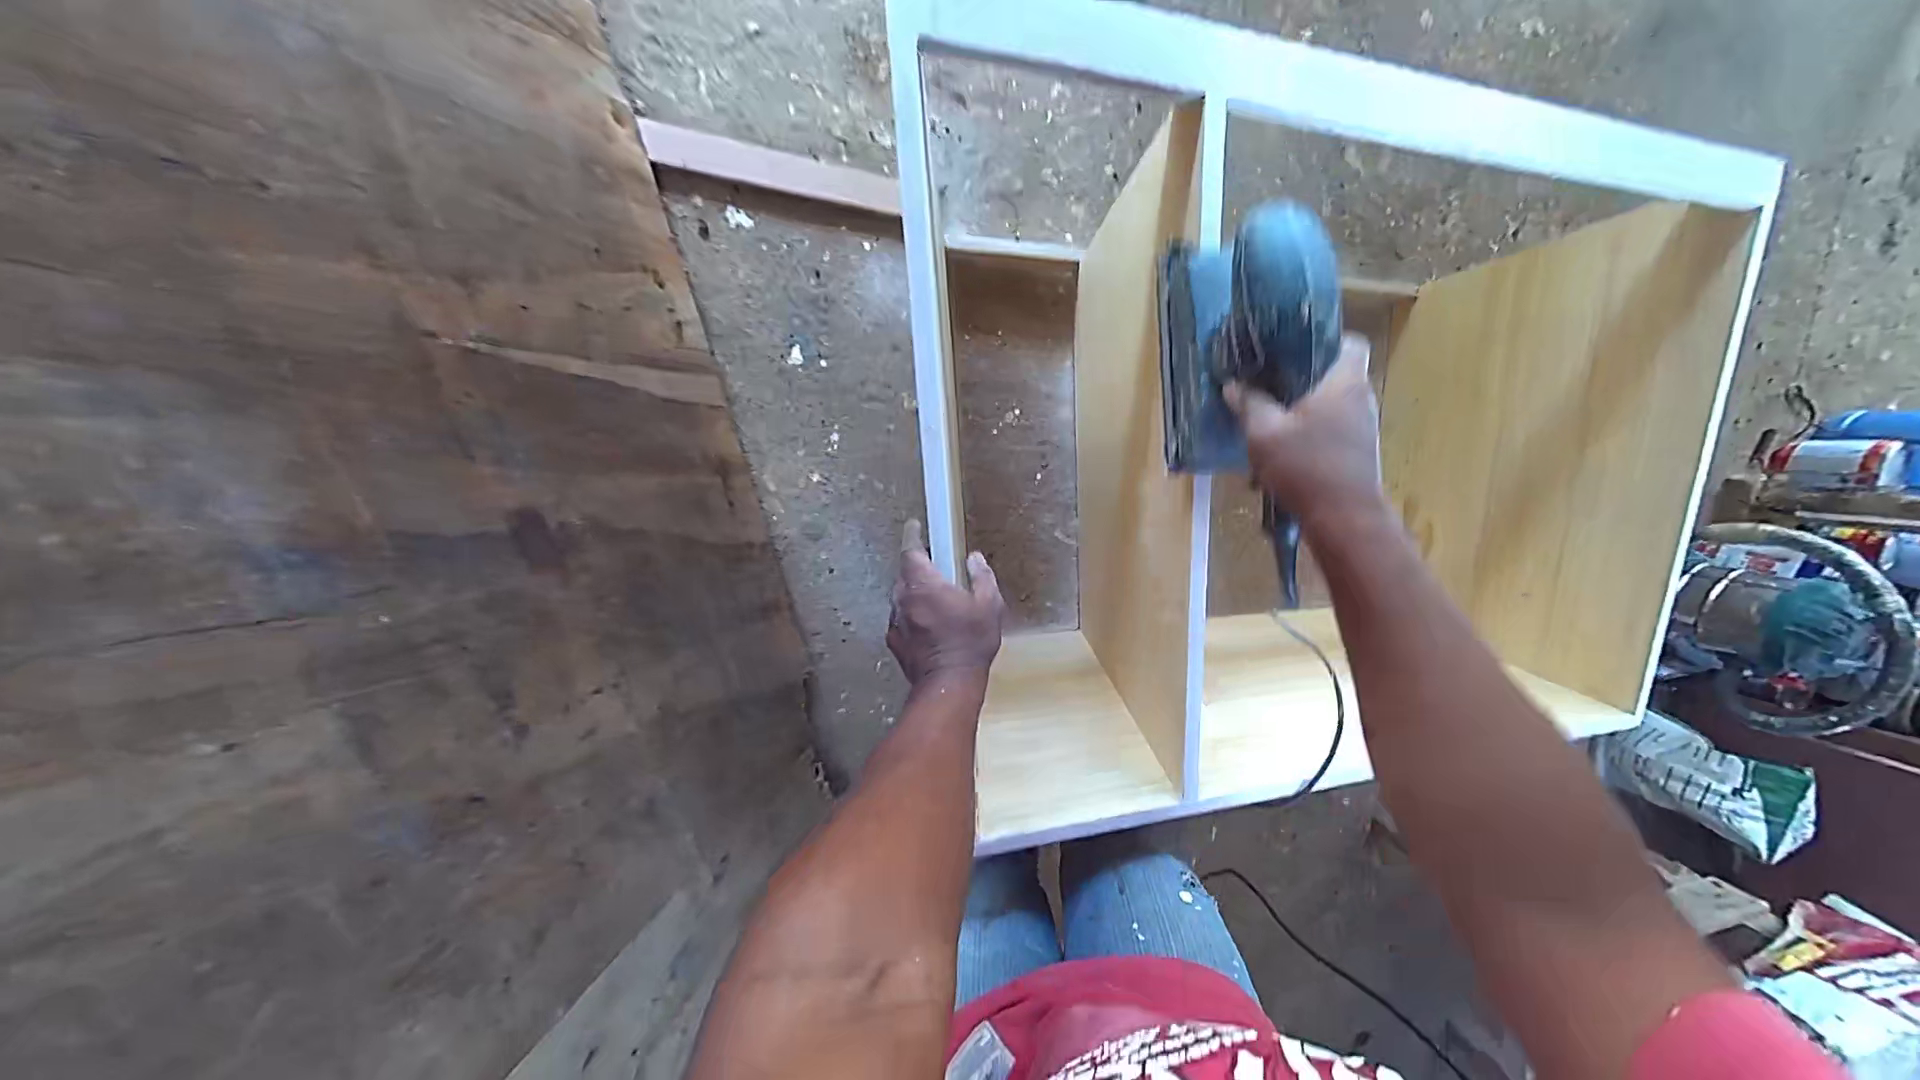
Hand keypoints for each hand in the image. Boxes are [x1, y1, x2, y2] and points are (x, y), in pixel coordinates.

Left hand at [887, 520, 1004, 686]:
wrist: (949, 683)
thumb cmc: (971, 642)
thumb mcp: (989, 605)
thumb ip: (981, 576)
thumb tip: (974, 558)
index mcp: (924, 583)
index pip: (910, 550)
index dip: (912, 535)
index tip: (914, 525)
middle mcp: (903, 598)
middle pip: (905, 573)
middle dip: (918, 567)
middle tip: (936, 567)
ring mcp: (895, 620)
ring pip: (901, 596)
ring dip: (915, 593)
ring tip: (936, 600)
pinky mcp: (894, 641)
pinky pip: (901, 618)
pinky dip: (911, 615)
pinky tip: (928, 625)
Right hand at [1224, 333, 1385, 529]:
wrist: (1343, 519)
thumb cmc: (1306, 466)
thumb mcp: (1263, 432)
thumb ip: (1249, 403)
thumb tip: (1233, 384)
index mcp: (1345, 382)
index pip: (1349, 342)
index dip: (1321, 340)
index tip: (1289, 350)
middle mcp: (1360, 399)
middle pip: (1332, 375)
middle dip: (1299, 379)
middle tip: (1265, 384)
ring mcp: (1362, 429)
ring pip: (1327, 406)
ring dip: (1298, 412)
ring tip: (1265, 422)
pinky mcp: (1355, 454)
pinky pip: (1328, 431)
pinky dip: (1305, 435)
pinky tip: (1277, 453)